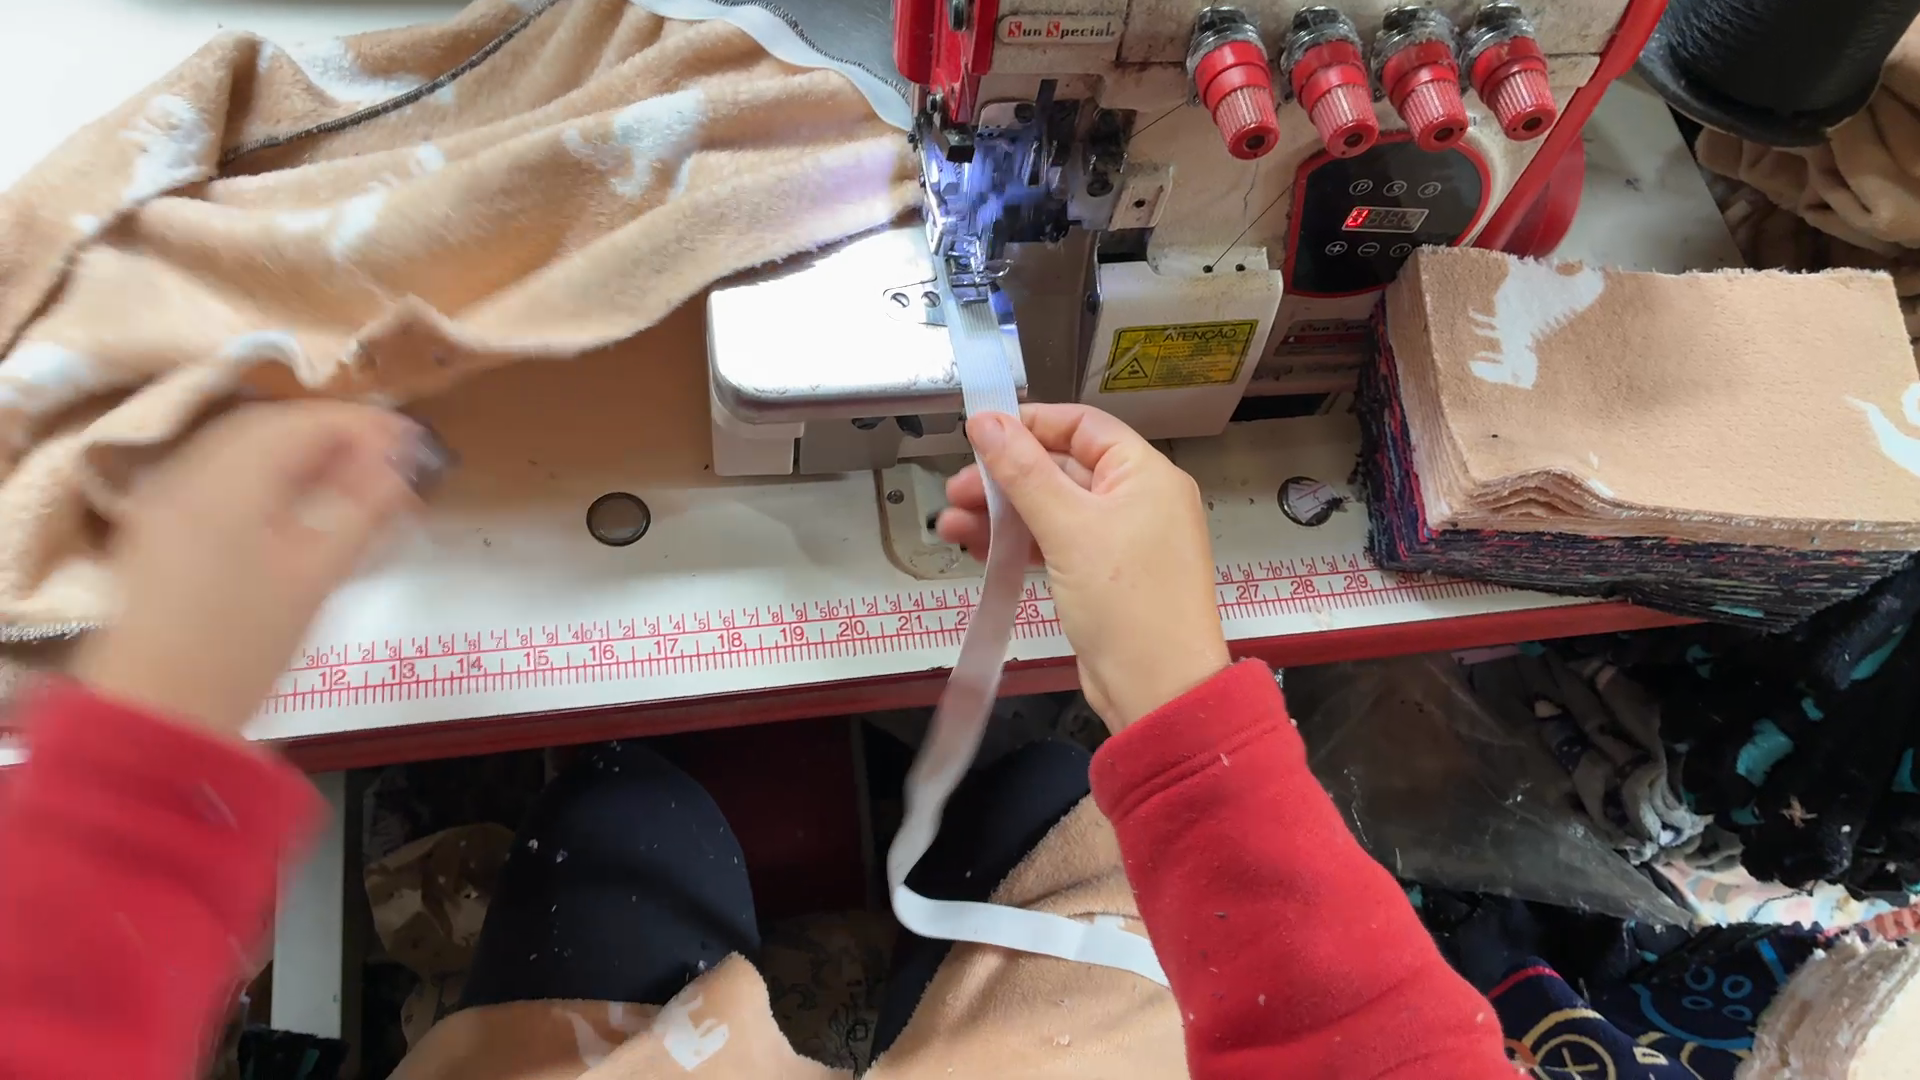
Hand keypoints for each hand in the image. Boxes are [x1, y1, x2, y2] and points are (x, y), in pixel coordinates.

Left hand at [72, 402, 443, 739]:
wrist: (166, 702)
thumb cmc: (250, 642)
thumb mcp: (320, 573)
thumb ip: (363, 509)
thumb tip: (400, 462)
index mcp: (224, 488)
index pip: (299, 425)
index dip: (362, 425)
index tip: (414, 439)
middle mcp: (187, 479)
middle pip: (271, 429)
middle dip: (338, 434)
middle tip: (396, 457)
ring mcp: (172, 500)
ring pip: (251, 449)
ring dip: (312, 452)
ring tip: (365, 477)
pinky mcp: (172, 523)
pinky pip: (233, 475)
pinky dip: (282, 472)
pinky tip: (316, 497)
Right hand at [936, 404, 1229, 730]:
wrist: (1158, 690)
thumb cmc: (1125, 599)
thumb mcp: (1067, 527)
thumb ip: (1022, 471)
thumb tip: (985, 420)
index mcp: (1144, 473)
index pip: (1082, 426)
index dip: (1030, 424)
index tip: (980, 432)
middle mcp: (1136, 499)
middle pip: (1060, 469)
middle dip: (1004, 479)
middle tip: (955, 490)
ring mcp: (1120, 539)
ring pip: (1052, 511)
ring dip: (1002, 515)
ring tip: (950, 526)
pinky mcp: (1102, 575)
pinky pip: (1056, 544)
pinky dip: (1019, 544)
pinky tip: (976, 549)